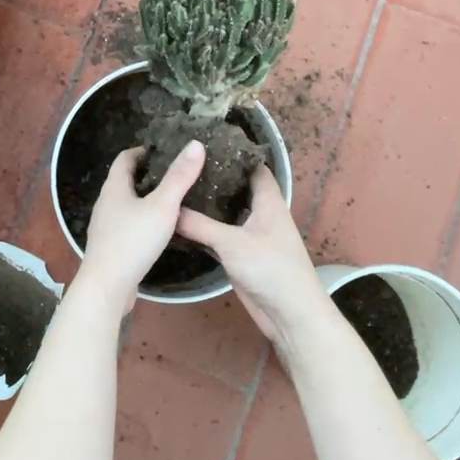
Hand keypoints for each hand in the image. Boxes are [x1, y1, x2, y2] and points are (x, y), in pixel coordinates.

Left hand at [73, 142, 205, 312]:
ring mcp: (105, 226)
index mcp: (114, 188)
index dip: (142, 151)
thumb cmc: (133, 240)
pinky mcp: (110, 246)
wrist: (107, 286)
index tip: (163, 151)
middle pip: (124, 181)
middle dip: (146, 175)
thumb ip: (179, 177)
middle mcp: (105, 203)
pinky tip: (158, 230)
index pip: (124, 159)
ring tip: (171, 200)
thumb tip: (195, 144)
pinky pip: (127, 225)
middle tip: (174, 175)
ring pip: (125, 204)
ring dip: (144, 199)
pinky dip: (142, 220)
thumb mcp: (162, 206)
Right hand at [177, 166, 331, 353]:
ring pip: (226, 213)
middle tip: (181, 165)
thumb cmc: (271, 270)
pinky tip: (181, 222)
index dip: (234, 153)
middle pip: (236, 189)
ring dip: (207, 204)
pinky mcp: (241, 256)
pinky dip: (203, 229)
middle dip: (213, 177)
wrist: (290, 315)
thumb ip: (199, 225)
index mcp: (268, 202)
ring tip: (176, 188)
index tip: (205, 143)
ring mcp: (251, 236)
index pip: (253, 168)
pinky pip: (219, 235)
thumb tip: (168, 208)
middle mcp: (261, 215)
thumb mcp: (232, 243)